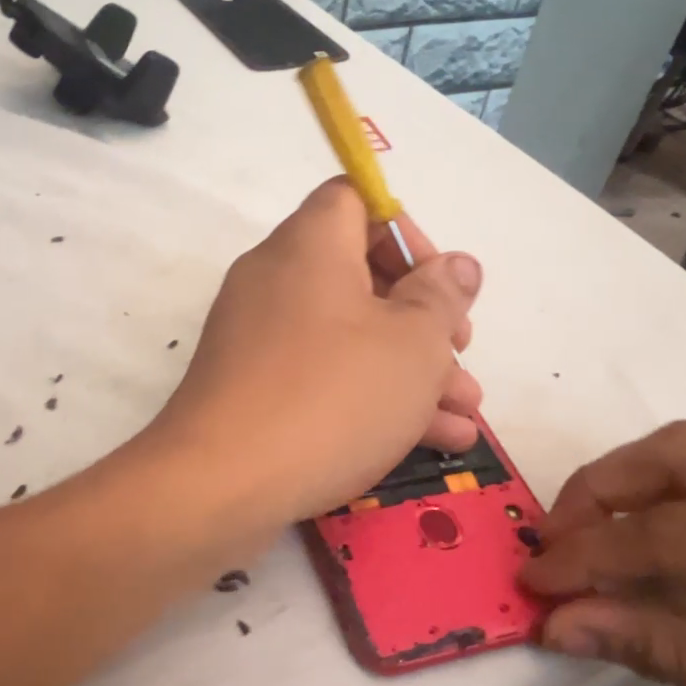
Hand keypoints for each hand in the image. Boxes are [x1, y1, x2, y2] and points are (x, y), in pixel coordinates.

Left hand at [142, 178, 483, 526]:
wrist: (221, 485)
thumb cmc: (331, 397)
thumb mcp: (412, 344)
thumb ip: (442, 296)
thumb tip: (457, 264)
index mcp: (308, 245)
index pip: (354, 199)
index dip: (406, 231)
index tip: (441, 283)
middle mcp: (275, 280)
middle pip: (360, 277)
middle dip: (424, 320)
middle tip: (462, 356)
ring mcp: (257, 339)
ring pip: (348, 338)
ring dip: (410, 372)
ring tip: (464, 416)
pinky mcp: (251, 390)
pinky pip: (320, 377)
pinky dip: (369, 398)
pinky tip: (427, 442)